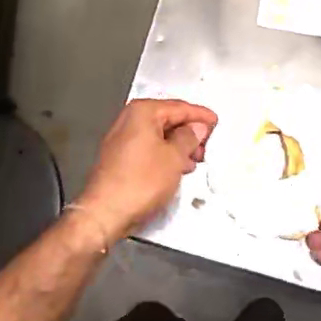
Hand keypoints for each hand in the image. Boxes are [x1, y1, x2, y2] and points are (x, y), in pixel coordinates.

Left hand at [73, 99, 215, 246]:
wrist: (104, 213)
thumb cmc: (141, 181)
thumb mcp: (174, 158)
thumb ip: (189, 137)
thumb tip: (196, 127)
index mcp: (143, 111)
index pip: (179, 107)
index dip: (200, 115)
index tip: (216, 122)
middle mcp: (129, 119)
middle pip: (167, 119)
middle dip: (189, 132)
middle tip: (207, 145)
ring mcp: (121, 138)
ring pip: (158, 135)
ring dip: (178, 146)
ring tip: (195, 160)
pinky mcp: (119, 157)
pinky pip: (149, 147)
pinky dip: (165, 154)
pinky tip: (177, 168)